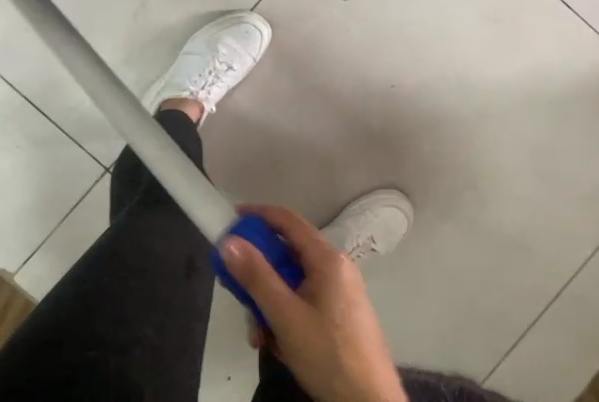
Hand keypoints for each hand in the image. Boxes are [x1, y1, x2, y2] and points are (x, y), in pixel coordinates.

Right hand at [220, 205, 406, 401]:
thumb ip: (256, 277)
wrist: (369, 401)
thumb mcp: (285, 316)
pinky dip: (286, 317)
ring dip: (270, 305)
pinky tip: (278, 345)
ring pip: (293, 284)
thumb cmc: (327, 353)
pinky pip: (304, 303)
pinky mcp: (339, 314)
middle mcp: (336, 268)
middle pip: (287, 257)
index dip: (259, 216)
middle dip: (259, 277)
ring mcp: (339, 292)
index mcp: (327, 259)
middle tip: (238, 295)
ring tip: (260, 336)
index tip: (231, 220)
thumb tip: (229, 242)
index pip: (288, 221)